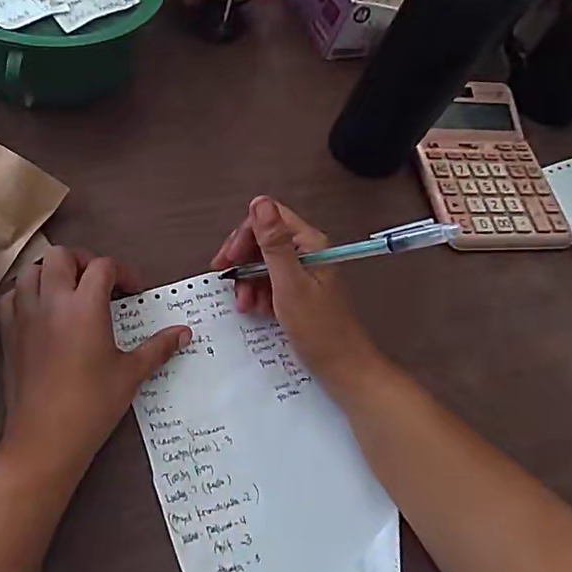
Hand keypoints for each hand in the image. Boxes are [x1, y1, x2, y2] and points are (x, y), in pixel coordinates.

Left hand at [0, 247, 190, 480]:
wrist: (46, 438)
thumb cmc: (92, 405)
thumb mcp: (131, 374)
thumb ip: (158, 347)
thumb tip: (184, 333)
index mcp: (85, 305)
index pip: (103, 266)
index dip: (123, 273)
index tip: (133, 292)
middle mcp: (51, 301)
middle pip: (61, 255)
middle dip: (82, 261)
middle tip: (99, 283)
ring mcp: (24, 315)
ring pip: (31, 270)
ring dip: (51, 273)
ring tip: (69, 292)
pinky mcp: (7, 332)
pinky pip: (10, 297)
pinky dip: (24, 294)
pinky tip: (39, 311)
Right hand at [210, 196, 383, 384]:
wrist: (343, 367)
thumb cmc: (320, 329)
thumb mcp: (289, 283)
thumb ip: (273, 243)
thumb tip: (261, 203)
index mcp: (309, 244)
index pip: (270, 219)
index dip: (244, 235)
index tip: (228, 258)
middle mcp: (307, 253)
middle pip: (263, 241)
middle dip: (242, 260)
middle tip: (228, 278)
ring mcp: (303, 272)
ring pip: (263, 263)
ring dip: (247, 280)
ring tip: (244, 302)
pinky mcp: (298, 291)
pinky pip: (270, 282)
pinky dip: (257, 294)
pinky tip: (254, 309)